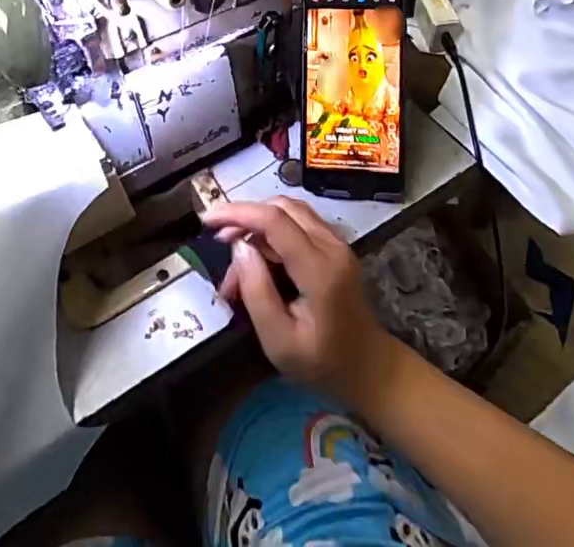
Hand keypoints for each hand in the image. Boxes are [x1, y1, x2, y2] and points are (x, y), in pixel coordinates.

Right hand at [203, 197, 401, 405]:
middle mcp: (332, 246)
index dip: (238, 213)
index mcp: (320, 269)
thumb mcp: (279, 341)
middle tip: (221, 249)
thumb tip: (239, 248)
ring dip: (258, 226)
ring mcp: (337, 243)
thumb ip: (257, 292)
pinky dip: (274, 231)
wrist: (367, 366)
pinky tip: (260, 259)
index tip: (207, 219)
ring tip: (238, 263)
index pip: (275, 221)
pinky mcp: (336, 246)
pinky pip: (300, 222)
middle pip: (283, 207)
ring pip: (291, 211)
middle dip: (245, 219)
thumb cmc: (321, 362)